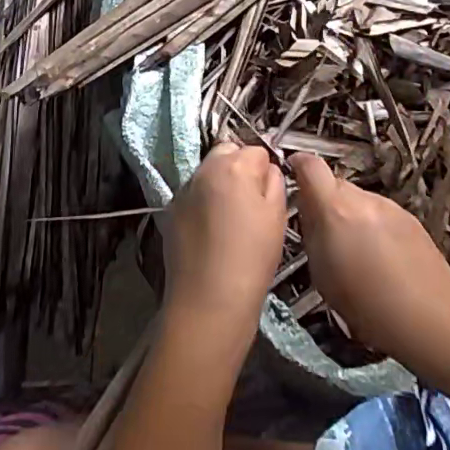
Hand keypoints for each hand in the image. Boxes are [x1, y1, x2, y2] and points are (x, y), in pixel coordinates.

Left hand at [165, 143, 288, 325]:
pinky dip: (204, 202)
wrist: (208, 299)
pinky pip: (194, 194)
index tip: (270, 194)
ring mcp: (184, 189)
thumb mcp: (277, 218)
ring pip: (208, 172)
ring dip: (220, 184)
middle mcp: (204, 170)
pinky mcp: (171, 210)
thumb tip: (267, 171)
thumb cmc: (252, 258)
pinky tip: (212, 231)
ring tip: (231, 219)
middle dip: (240, 167)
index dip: (267, 170)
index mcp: (234, 166)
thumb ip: (274, 183)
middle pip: (227, 151)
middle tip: (251, 202)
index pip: (257, 150)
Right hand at [289, 153, 449, 361]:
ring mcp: (390, 207)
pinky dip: (372, 226)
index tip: (292, 174)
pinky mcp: (411, 220)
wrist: (432, 319)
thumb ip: (311, 234)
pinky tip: (379, 259)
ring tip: (353, 253)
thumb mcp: (322, 274)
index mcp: (335, 209)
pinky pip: (379, 213)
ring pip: (358, 200)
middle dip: (324, 200)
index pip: (310, 165)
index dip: (298, 165)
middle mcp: (363, 199)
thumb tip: (308, 213)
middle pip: (335, 184)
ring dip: (349, 216)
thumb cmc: (369, 305)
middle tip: (322, 232)